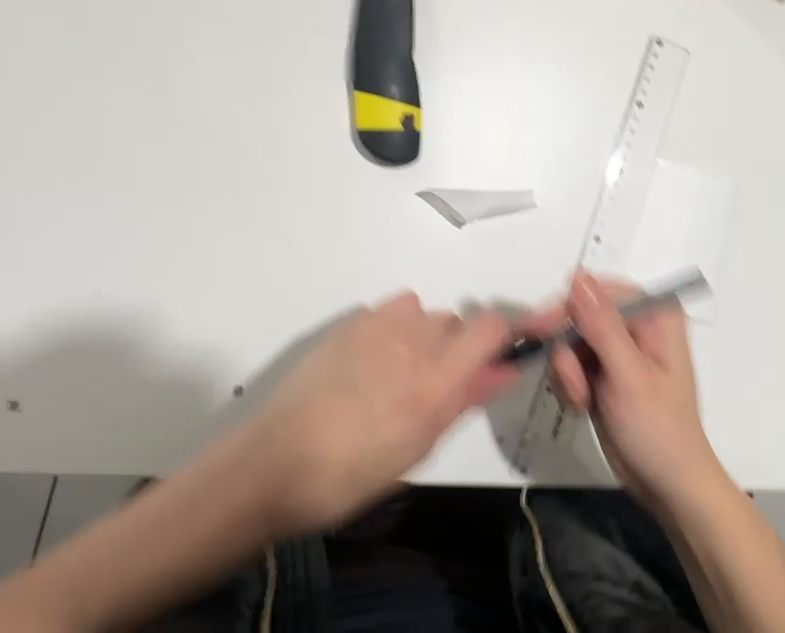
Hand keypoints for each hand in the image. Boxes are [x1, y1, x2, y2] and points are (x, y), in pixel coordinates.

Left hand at [242, 292, 517, 533]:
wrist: (273, 465)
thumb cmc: (353, 474)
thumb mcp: (420, 446)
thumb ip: (466, 400)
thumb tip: (506, 371)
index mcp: (436, 379)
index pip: (492, 326)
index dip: (509, 331)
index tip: (511, 348)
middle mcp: (412, 340)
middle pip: (457, 322)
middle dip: (459, 347)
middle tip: (440, 386)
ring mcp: (377, 326)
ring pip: (425, 313)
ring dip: (426, 336)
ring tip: (402, 373)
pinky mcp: (349, 323)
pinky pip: (392, 311)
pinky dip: (396, 328)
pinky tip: (374, 361)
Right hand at [548, 272, 726, 512]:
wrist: (667, 484)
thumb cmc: (658, 429)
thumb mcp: (628, 375)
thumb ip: (602, 325)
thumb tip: (578, 276)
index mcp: (655, 314)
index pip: (600, 290)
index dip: (571, 307)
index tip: (545, 331)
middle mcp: (636, 325)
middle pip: (580, 314)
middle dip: (569, 351)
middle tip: (575, 387)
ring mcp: (617, 350)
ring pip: (570, 340)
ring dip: (568, 374)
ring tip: (583, 402)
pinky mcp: (602, 373)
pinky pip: (570, 363)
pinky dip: (569, 385)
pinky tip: (582, 407)